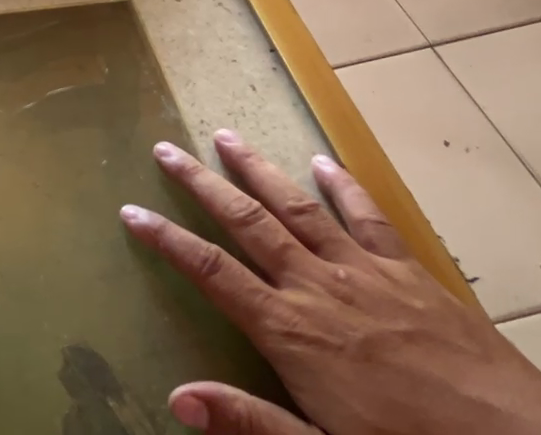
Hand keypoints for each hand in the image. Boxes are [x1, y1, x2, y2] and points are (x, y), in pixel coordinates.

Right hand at [121, 131, 540, 434]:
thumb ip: (251, 421)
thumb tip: (176, 398)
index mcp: (289, 329)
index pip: (210, 270)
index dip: (166, 238)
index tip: (131, 210)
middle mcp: (317, 286)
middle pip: (246, 221)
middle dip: (201, 183)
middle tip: (165, 148)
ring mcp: (364, 272)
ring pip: (296, 206)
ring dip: (257, 169)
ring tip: (225, 135)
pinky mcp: (409, 273)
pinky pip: (367, 218)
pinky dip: (342, 186)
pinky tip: (322, 162)